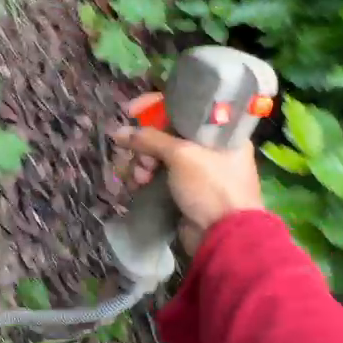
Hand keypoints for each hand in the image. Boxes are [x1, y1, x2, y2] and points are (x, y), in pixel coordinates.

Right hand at [111, 93, 264, 255]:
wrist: (225, 236)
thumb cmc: (212, 188)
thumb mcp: (182, 156)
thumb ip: (148, 139)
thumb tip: (117, 132)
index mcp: (219, 133)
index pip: (183, 108)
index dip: (154, 106)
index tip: (129, 112)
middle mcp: (208, 148)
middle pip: (163, 133)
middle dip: (143, 144)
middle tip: (140, 159)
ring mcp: (195, 169)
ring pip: (155, 154)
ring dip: (140, 163)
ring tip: (140, 179)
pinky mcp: (182, 188)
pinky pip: (155, 173)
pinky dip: (142, 177)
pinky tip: (138, 186)